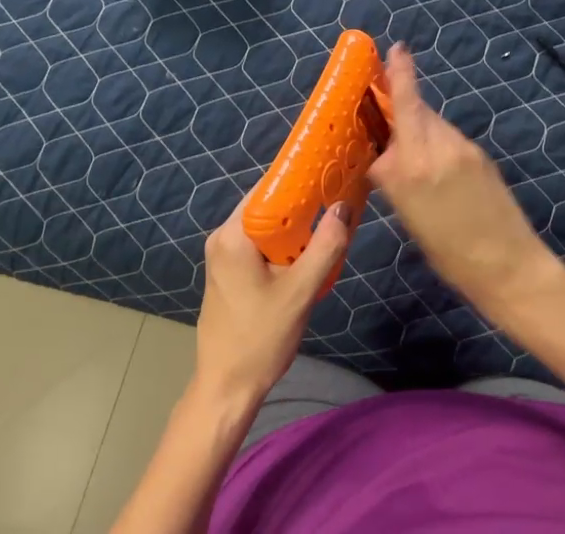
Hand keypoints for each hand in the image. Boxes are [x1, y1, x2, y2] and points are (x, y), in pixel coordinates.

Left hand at [193, 196, 351, 406]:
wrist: (227, 387)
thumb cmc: (261, 337)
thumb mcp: (301, 291)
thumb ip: (325, 246)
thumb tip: (343, 206)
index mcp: (232, 235)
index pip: (267, 190)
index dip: (300, 181)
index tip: (330, 177)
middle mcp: (221, 239)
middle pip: (267, 208)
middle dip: (302, 207)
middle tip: (337, 205)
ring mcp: (221, 258)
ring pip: (264, 229)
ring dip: (294, 231)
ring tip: (329, 229)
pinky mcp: (227, 275)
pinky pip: (258, 247)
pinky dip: (282, 248)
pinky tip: (307, 258)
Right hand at [369, 43, 562, 313]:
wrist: (508, 266)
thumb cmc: (451, 255)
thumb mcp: (411, 218)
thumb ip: (397, 179)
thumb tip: (387, 157)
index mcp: (413, 168)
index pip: (404, 107)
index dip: (400, 75)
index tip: (398, 48)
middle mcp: (438, 149)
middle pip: (417, 111)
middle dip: (402, 107)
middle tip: (386, 114)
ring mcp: (464, 150)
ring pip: (435, 126)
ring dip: (421, 131)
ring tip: (415, 161)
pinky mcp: (482, 158)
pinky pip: (451, 141)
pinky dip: (439, 147)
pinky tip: (440, 174)